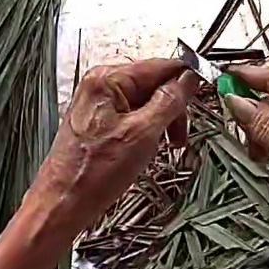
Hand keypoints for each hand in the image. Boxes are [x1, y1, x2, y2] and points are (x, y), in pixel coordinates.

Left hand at [24, 58, 196, 235]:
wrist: (63, 203)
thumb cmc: (94, 173)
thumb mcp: (143, 134)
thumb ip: (169, 101)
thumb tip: (189, 78)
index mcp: (108, 79)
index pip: (160, 66)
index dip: (186, 81)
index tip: (205, 95)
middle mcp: (100, 84)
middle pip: (153, 84)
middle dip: (172, 108)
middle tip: (179, 136)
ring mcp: (97, 103)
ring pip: (144, 102)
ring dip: (161, 122)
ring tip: (163, 147)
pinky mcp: (98, 122)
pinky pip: (132, 116)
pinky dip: (145, 131)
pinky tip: (145, 150)